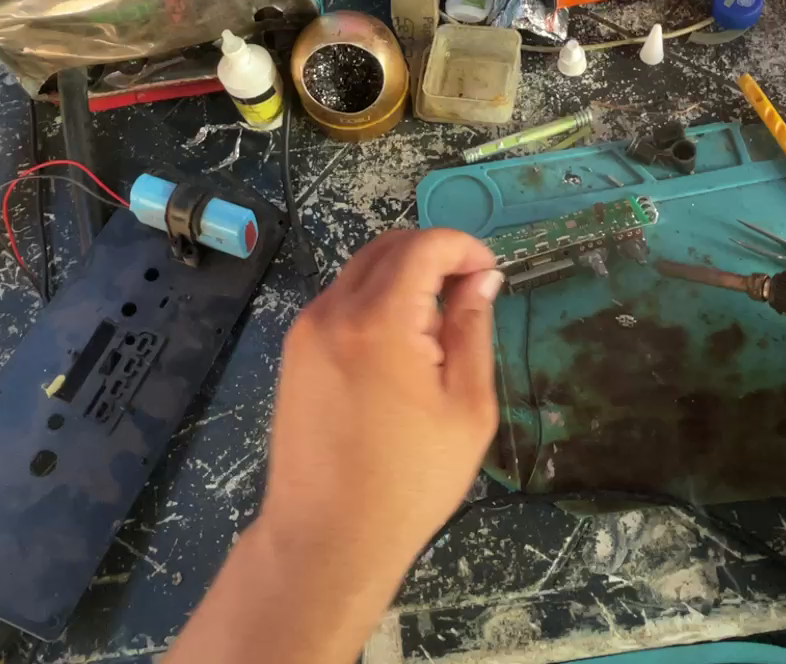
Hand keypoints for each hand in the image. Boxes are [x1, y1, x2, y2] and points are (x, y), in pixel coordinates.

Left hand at [168, 230, 501, 663]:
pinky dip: (377, 298)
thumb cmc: (409, 481)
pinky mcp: (295, 347)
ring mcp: (307, 327)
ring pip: (364, 268)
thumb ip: (473, 329)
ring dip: (406, 276)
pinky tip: (397, 347)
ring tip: (435, 330)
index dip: (464, 247)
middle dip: (436, 255)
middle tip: (468, 294)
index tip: (489, 274)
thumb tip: (483, 278)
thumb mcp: (467, 407)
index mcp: (379, 320)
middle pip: (390, 246)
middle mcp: (334, 309)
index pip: (424, 246)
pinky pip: (343, 298)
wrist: (325, 539)